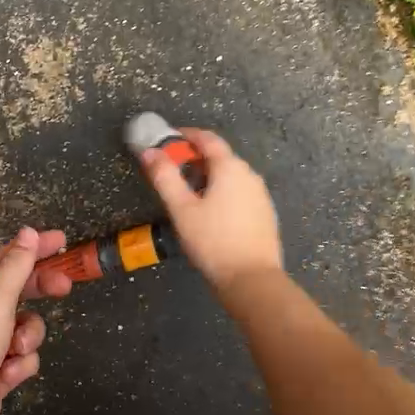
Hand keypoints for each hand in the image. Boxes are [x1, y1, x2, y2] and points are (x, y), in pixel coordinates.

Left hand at [0, 228, 72, 414]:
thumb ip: (16, 266)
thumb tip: (28, 231)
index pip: (3, 258)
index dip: (32, 248)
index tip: (62, 241)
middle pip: (16, 290)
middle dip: (38, 291)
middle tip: (65, 288)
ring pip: (23, 325)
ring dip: (26, 337)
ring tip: (15, 350)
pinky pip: (20, 356)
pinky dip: (18, 365)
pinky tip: (6, 377)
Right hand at [139, 127, 282, 292]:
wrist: (253, 280)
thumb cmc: (213, 241)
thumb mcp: (182, 209)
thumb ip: (165, 177)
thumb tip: (149, 152)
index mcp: (230, 167)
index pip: (208, 138)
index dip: (187, 135)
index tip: (169, 139)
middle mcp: (249, 174)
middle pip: (221, 156)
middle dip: (196, 158)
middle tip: (174, 170)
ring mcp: (261, 194)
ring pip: (232, 176)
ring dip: (210, 176)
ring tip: (190, 193)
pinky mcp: (266, 214)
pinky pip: (241, 192)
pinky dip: (224, 192)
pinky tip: (213, 213)